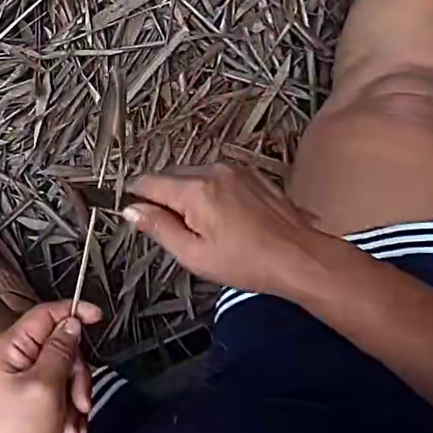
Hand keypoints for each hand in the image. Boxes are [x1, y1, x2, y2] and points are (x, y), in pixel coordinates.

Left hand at [0, 299, 102, 432]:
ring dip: (76, 398)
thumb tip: (72, 323)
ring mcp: (24, 383)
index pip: (45, 314)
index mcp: (10, 348)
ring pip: (66, 372)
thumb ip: (60, 350)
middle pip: (61, 346)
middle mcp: (15, 360)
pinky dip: (71, 414)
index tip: (99, 317)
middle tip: (80, 400)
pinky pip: (63, 395)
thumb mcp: (45, 387)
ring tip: (72, 425)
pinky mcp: (33, 404)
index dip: (74, 311)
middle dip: (78, 373)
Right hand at [123, 163, 338, 297]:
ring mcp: (234, 169)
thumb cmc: (248, 263)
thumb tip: (132, 210)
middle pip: (170, 177)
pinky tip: (226, 219)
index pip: (147, 182)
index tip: (139, 214)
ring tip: (208, 228)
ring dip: (190, 195)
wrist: (300, 258)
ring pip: (193, 176)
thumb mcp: (194, 255)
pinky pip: (217, 177)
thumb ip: (158, 227)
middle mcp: (212, 170)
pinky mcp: (250, 173)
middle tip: (180, 232)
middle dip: (166, 199)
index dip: (137, 198)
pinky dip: (212, 193)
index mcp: (194, 190)